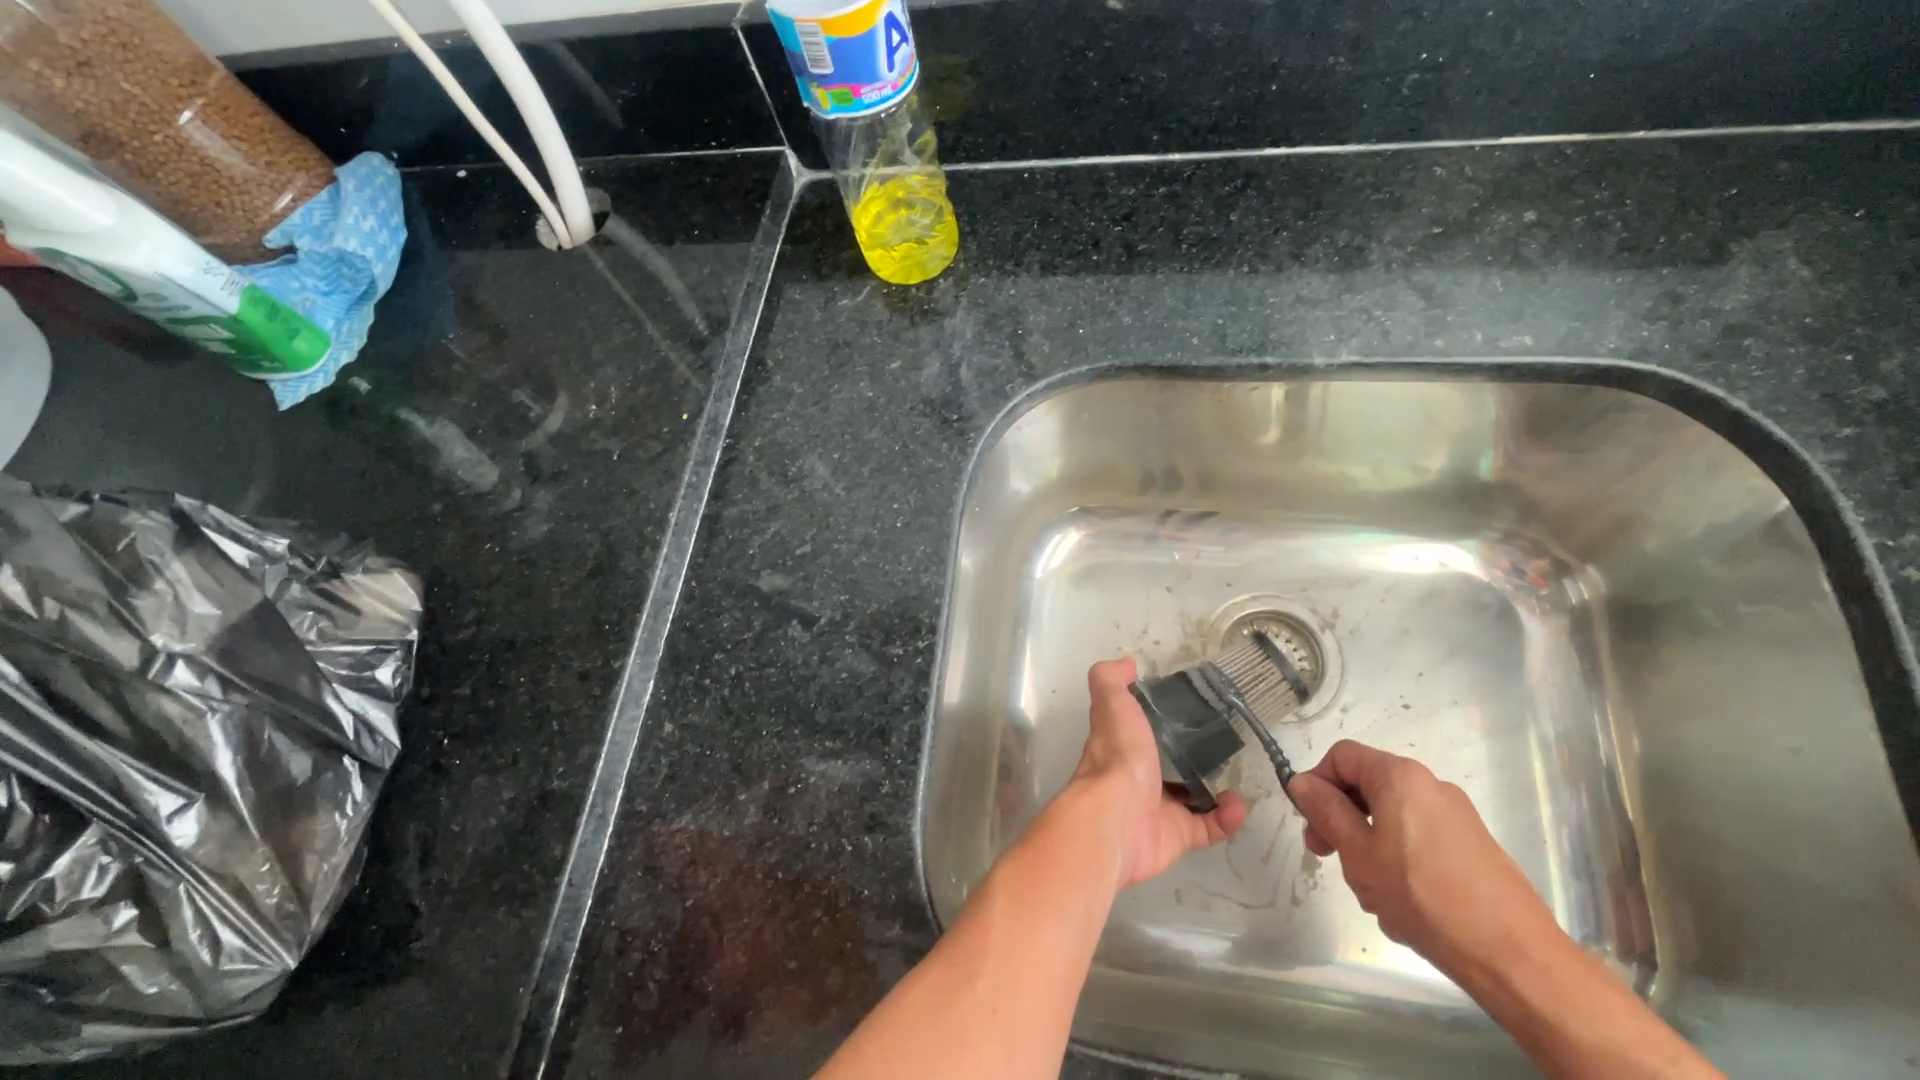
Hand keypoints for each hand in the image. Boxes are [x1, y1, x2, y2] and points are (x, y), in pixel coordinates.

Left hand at [1065, 659, 1248, 888]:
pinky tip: (1238, 805)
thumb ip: (1112, 680)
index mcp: (1122, 745)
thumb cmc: (1116, 756)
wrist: (1116, 818)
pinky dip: (1227, 818)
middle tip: (1224, 745)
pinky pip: (1208, 827)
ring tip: (1238, 776)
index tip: (1188, 708)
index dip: (1158, 719)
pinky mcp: (1176, 835)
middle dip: (1191, 757)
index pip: (1139, 729)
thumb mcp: (1112, 705)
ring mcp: (1156, 808)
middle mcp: (1137, 776)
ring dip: (1216, 789)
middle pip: (1166, 764)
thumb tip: (1126, 664)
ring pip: (1191, 798)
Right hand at [1286, 740, 1558, 974]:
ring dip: (1368, 847)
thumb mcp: (1358, 853)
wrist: (1510, 951)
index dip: (1316, 782)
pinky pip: (1418, 839)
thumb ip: (1326, 812)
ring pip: (1391, 818)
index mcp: (1400, 777)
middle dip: (1341, 819)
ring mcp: (1456, 816)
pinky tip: (1402, 903)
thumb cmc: (1421, 895)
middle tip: (1328, 858)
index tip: (1309, 823)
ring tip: (1372, 893)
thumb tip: (1301, 782)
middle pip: (1367, 786)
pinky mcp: (1471, 846)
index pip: (1342, 756)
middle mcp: (1430, 785)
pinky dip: (1398, 861)